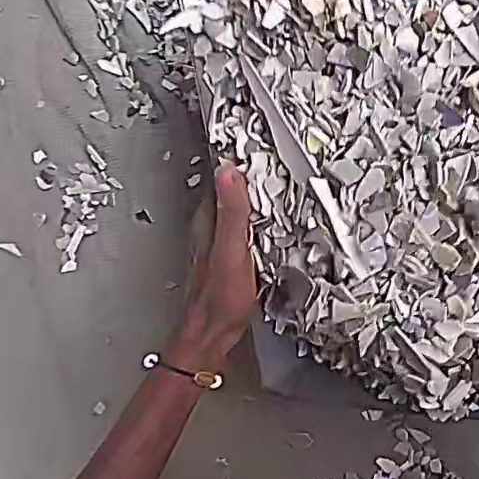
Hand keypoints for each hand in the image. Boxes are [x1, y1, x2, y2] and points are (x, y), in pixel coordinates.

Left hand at [172, 163, 258, 368]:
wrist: (211, 336)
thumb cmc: (220, 300)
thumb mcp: (233, 251)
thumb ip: (234, 212)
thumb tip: (229, 171)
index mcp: (208, 222)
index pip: (221, 179)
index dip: (237, 161)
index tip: (253, 142)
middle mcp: (209, 229)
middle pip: (228, 192)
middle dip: (247, 175)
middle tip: (267, 156)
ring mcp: (217, 244)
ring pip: (235, 210)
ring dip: (251, 197)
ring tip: (269, 181)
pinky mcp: (227, 257)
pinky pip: (242, 228)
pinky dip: (255, 220)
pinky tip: (266, 223)